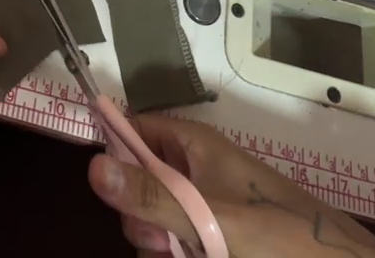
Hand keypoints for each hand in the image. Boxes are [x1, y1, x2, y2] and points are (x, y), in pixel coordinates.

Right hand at [89, 115, 374, 256]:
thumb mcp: (212, 218)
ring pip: (154, 219)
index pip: (134, 129)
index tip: (108, 187)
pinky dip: (174, 256)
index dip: (114, 152)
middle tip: (163, 240)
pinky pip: (175, 244)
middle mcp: (195, 170)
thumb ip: (151, 196)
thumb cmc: (283, 238)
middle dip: (140, 215)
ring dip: (157, 244)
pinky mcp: (215, 242)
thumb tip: (91, 166)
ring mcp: (206, 209)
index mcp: (194, 145)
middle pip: (138, 181)